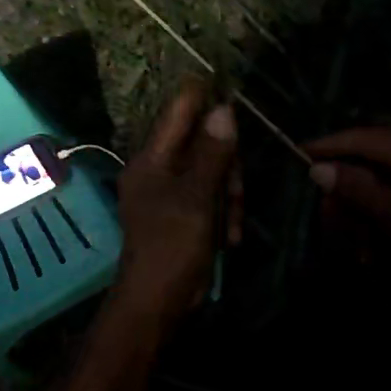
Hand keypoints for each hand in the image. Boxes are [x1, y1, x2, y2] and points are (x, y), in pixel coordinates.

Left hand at [114, 77, 240, 322]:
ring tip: (233, 227)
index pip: (177, 113)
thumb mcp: (197, 199)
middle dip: (228, 168)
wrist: (158, 302)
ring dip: (230, 199)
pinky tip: (230, 238)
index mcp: (152, 161)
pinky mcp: (184, 216)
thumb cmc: (171, 247)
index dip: (203, 97)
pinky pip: (211, 200)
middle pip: (203, 146)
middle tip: (238, 192)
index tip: (233, 88)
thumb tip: (223, 109)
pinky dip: (224, 216)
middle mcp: (159, 171)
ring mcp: (171, 195)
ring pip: (213, 175)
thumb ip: (211, 154)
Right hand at [306, 126, 390, 281]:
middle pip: (370, 149)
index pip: (358, 136)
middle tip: (328, 211)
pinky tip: (379, 225)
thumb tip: (320, 168)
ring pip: (385, 165)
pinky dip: (386, 197)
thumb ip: (361, 190)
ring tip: (352, 229)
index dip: (326, 145)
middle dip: (345, 178)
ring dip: (365, 193)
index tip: (296, 154)